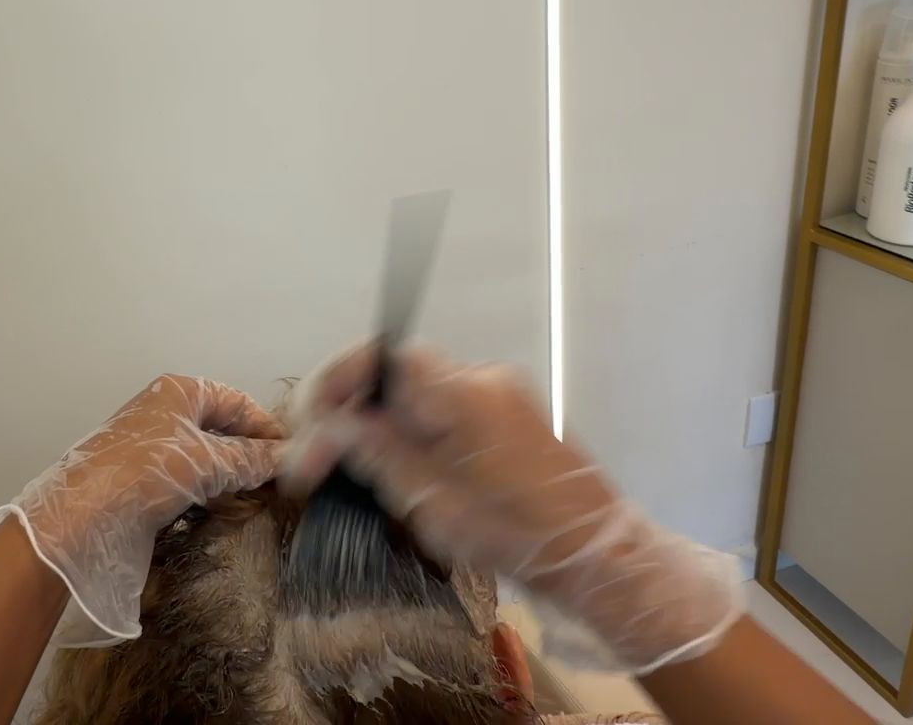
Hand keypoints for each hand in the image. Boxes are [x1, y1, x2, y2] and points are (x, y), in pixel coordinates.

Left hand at [0, 375, 283, 645]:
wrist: (81, 519)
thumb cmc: (144, 473)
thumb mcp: (206, 463)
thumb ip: (249, 460)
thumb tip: (284, 458)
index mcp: (179, 391)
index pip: (236, 400)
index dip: (264, 426)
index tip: (289, 454)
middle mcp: (165, 410)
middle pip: (220, 427)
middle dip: (248, 453)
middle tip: (275, 480)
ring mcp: (151, 443)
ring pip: (204, 455)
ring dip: (228, 475)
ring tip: (253, 498)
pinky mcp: (141, 476)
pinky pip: (185, 477)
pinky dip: (205, 490)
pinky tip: (219, 509)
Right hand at [283, 345, 739, 674]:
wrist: (599, 555)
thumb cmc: (520, 538)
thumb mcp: (434, 504)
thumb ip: (379, 454)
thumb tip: (333, 424)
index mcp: (461, 395)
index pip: (381, 357)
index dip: (338, 378)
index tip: (313, 415)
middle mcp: (479, 379)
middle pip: (393, 370)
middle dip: (349, 402)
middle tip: (319, 445)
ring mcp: (496, 392)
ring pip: (413, 389)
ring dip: (376, 417)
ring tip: (349, 459)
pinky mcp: (505, 410)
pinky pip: (439, 403)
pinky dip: (408, 424)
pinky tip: (395, 460)